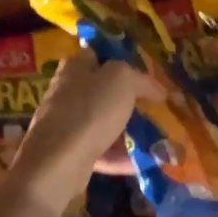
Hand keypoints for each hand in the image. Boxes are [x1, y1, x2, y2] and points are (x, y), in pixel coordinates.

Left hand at [9, 48, 160, 205]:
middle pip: (102, 90)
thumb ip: (142, 79)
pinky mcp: (70, 152)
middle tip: (155, 108)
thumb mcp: (122, 80)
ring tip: (156, 139)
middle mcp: (67, 91)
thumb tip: (159, 88)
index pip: (98, 53)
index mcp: (75, 67)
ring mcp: (67, 123)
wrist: (58, 161)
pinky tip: (145, 163)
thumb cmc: (90, 109)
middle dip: (128, 99)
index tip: (145, 71)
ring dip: (128, 131)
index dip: (121, 58)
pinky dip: (121, 156)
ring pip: (103, 123)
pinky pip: (101, 151)